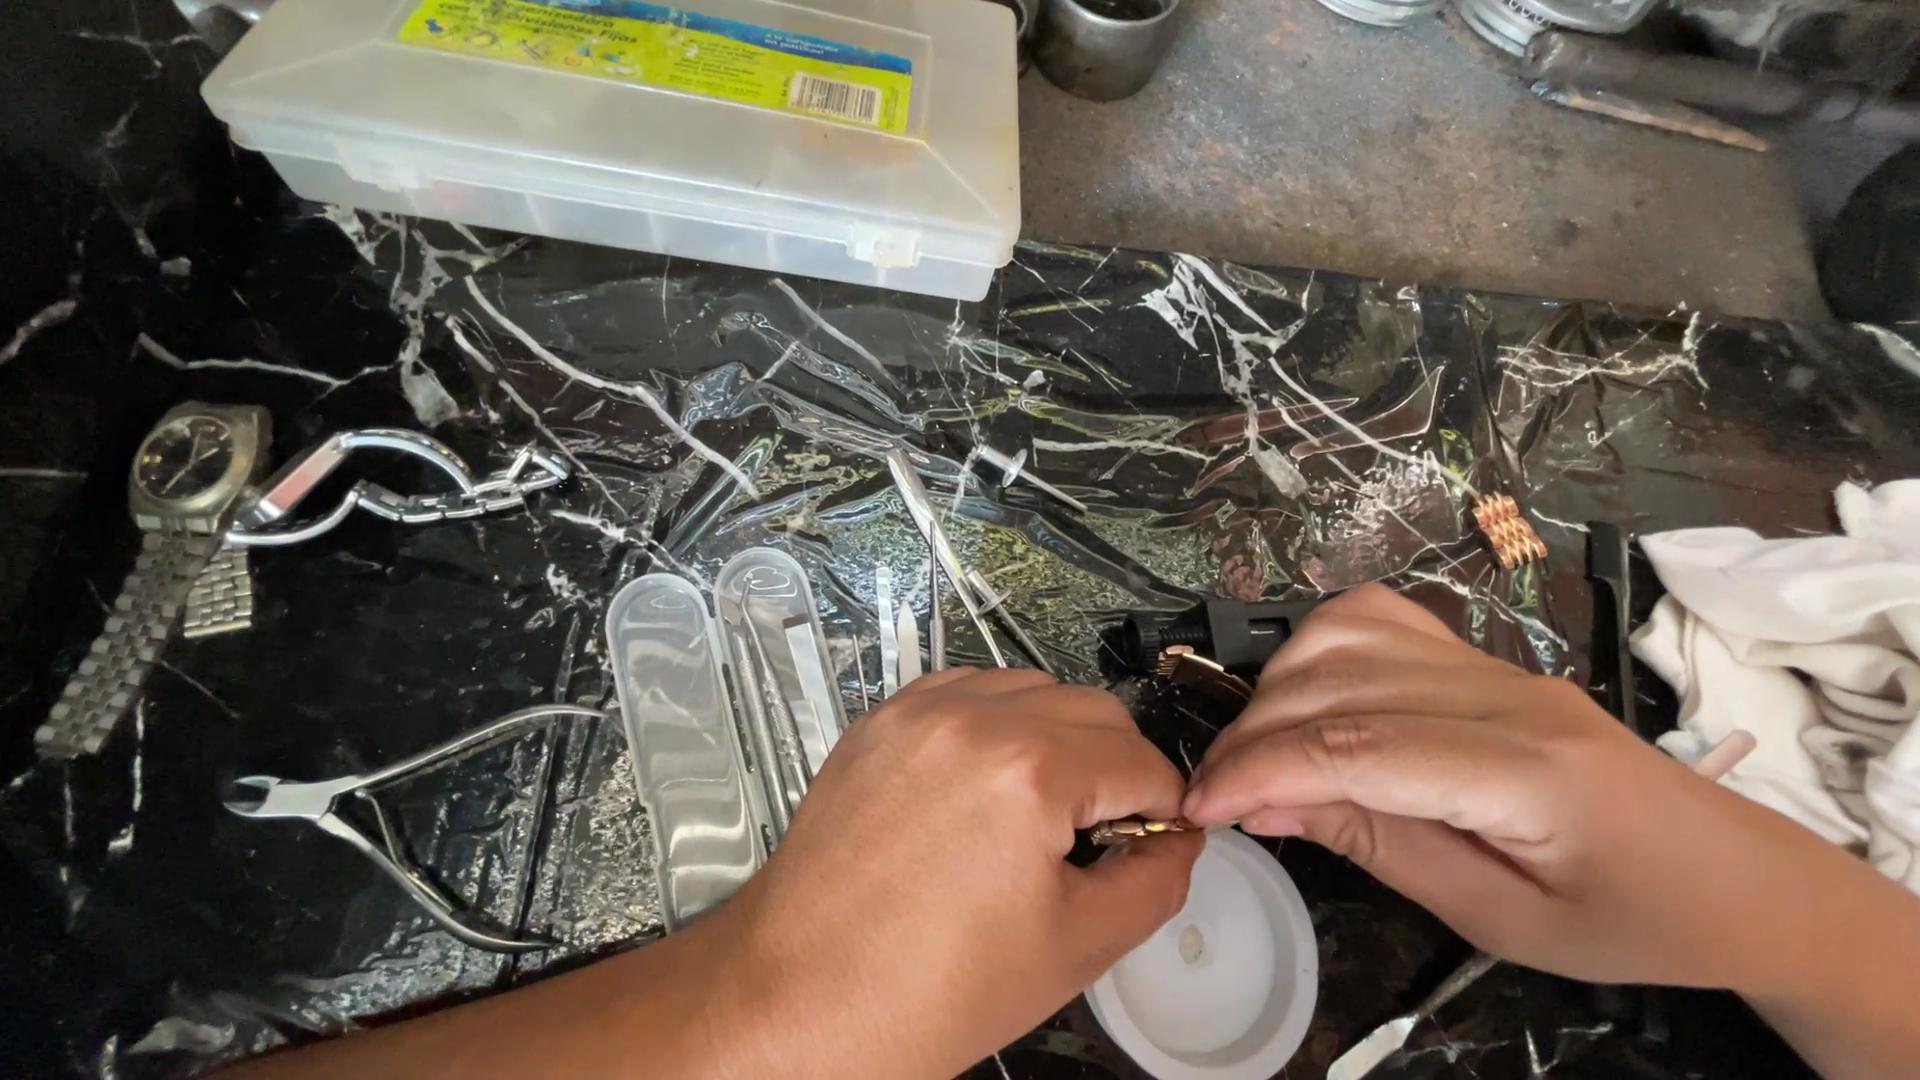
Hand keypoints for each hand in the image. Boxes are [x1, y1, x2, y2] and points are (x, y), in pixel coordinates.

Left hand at [705, 668, 1200, 1079]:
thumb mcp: (1078, 946)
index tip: (1157, 835)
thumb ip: (1155, 878)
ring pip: (1030, 689)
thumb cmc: (934, 987)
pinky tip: (984, 781)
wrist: (803, 994)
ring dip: (1056, 736)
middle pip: (1091, 708)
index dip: (1164, 804)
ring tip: (1037, 807)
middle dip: (1117, 764)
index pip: (1140, 759)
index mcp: (1030, 769)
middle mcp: (973, 717)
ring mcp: (919, 710)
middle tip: (1102, 828)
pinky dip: (995, 723)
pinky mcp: (882, 719)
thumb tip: (1176, 835)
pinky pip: (966, 692)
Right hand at [1181, 584, 1877, 990]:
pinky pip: (1372, 618)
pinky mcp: (1478, 652)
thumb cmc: (1626, 920)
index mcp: (1526, 771)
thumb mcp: (1495, 918)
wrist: (1734, 874)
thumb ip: (1373, 845)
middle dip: (1253, 736)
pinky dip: (1313, 649)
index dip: (1260, 769)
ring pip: (1342, 635)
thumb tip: (1264, 802)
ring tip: (1259, 751)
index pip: (1355, 747)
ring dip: (1275, 689)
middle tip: (1218, 791)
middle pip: (1335, 683)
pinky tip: (1304, 694)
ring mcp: (1489, 660)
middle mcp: (1501, 692)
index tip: (1201, 805)